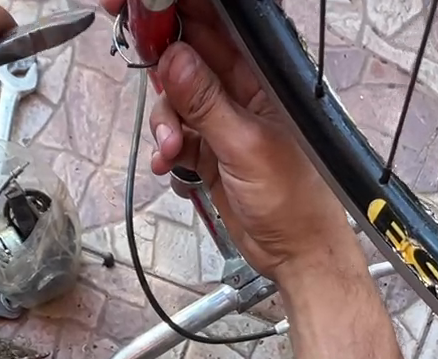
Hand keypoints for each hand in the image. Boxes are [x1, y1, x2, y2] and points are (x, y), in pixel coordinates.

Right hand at [104, 0, 356, 279]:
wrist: (296, 255)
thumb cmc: (292, 201)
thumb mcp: (245, 147)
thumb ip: (206, 103)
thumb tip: (172, 58)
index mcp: (262, 76)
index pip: (218, 25)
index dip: (179, 14)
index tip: (141, 12)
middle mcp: (242, 92)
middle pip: (189, 58)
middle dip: (163, 70)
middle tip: (150, 81)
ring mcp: (224, 124)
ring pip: (177, 103)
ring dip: (164, 124)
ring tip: (170, 152)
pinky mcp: (210, 155)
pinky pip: (177, 140)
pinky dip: (167, 152)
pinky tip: (170, 169)